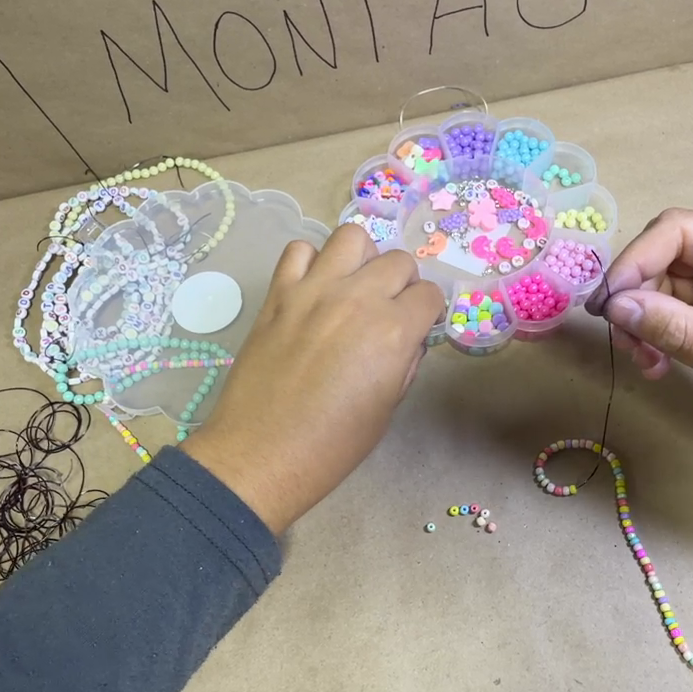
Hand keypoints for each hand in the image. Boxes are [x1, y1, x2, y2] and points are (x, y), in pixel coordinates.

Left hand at [184, 225, 444, 534]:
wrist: (262, 454)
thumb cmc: (333, 445)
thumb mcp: (387, 407)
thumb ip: (404, 361)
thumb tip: (407, 337)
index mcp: (393, 332)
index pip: (429, 294)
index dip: (427, 312)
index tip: (417, 327)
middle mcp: (357, 299)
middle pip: (397, 261)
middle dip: (401, 284)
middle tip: (387, 310)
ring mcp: (313, 290)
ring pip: (351, 237)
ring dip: (361, 259)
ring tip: (353, 287)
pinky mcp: (278, 294)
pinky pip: (298, 250)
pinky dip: (311, 262)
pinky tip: (313, 288)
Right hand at [589, 210, 692, 571]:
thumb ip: (676, 328)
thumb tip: (614, 305)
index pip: (684, 229)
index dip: (636, 259)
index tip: (607, 305)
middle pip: (675, 255)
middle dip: (640, 293)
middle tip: (623, 342)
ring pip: (677, 285)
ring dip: (651, 319)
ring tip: (646, 363)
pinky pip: (691, 312)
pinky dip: (668, 334)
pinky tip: (661, 364)